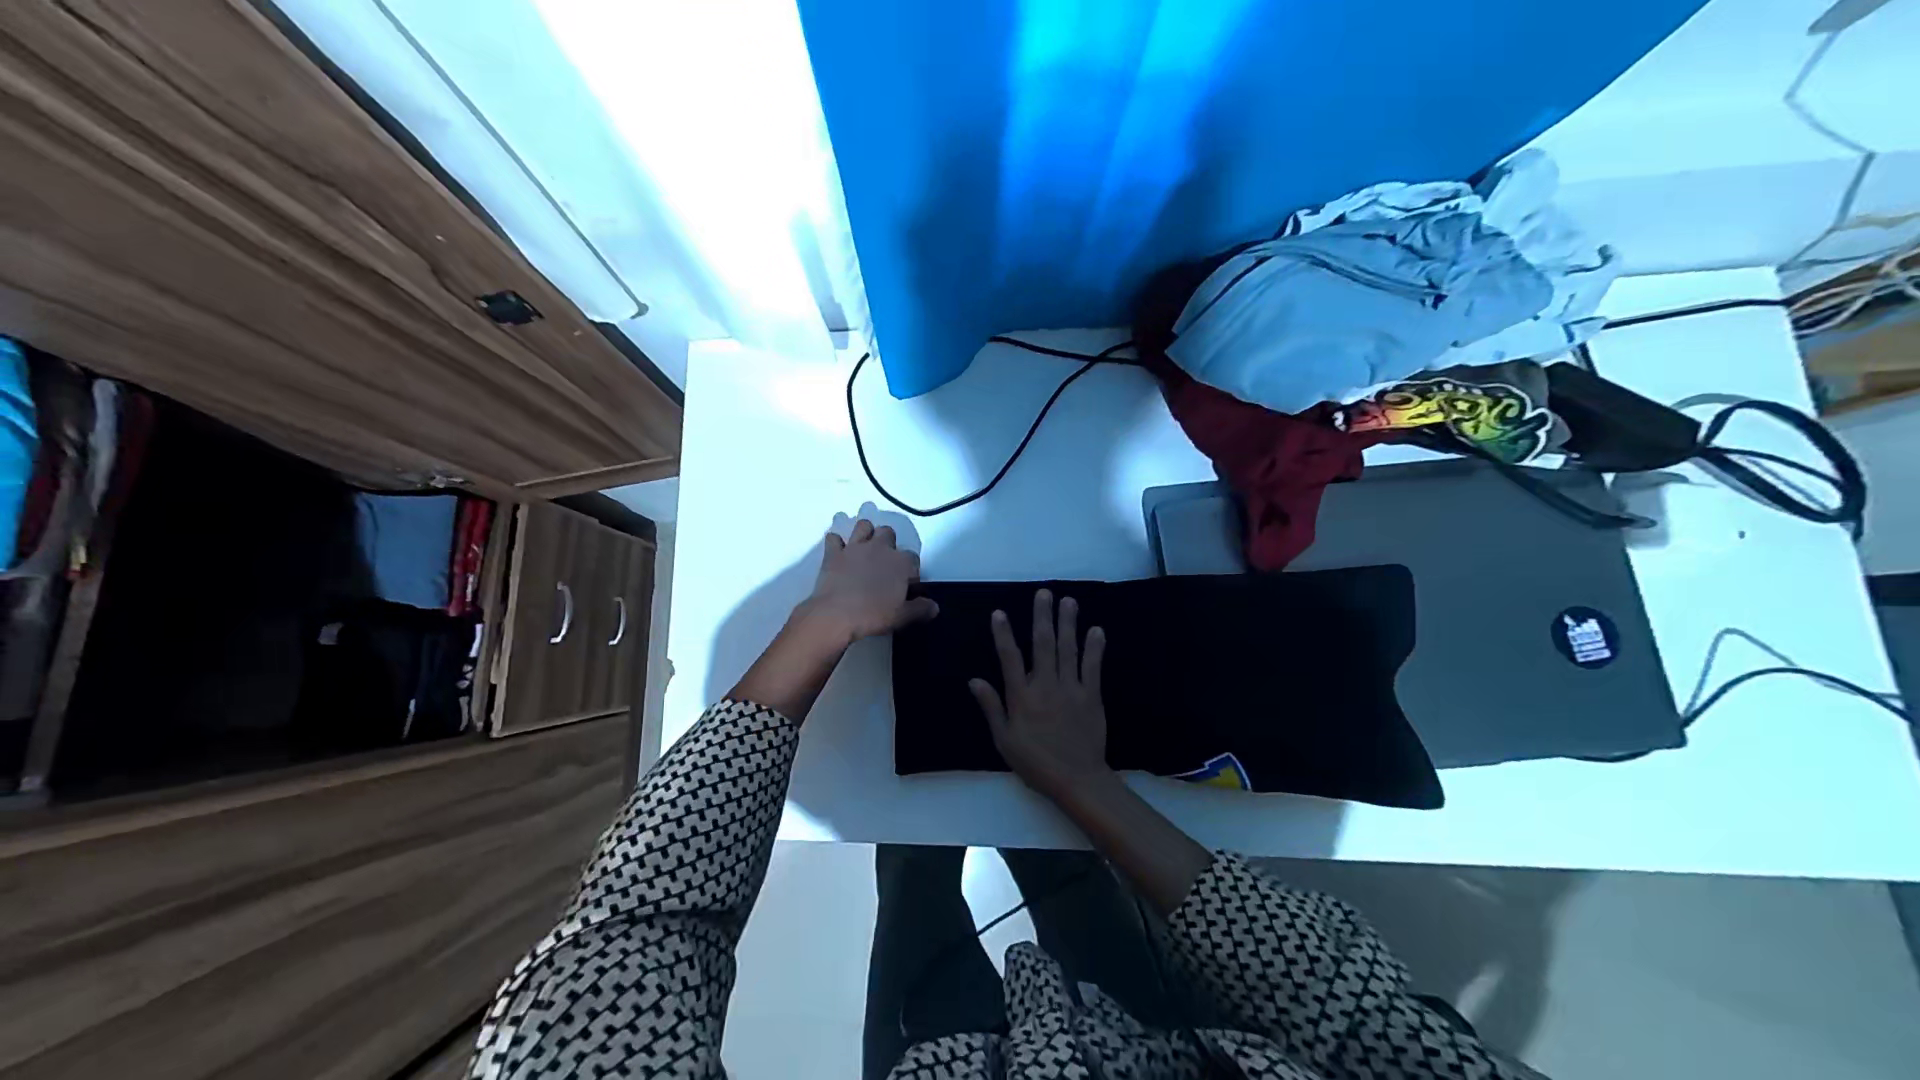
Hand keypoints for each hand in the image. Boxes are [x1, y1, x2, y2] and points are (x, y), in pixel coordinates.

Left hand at [791, 519, 938, 650]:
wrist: (836, 615)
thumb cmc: (873, 615)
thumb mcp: (902, 617)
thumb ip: (921, 609)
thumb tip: (934, 607)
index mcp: (900, 562)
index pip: (913, 559)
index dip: (911, 572)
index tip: (906, 586)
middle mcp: (879, 548)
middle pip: (888, 533)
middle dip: (889, 544)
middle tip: (885, 565)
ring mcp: (855, 548)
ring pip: (863, 526)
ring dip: (865, 534)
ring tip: (865, 550)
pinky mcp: (833, 553)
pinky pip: (834, 539)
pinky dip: (836, 543)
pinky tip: (839, 552)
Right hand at [969, 589, 1109, 800]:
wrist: (1076, 779)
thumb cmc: (1035, 762)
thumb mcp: (1004, 740)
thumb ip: (991, 707)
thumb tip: (974, 680)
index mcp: (1021, 697)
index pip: (1009, 658)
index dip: (1003, 634)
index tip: (999, 612)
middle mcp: (1045, 686)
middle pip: (1043, 644)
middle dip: (1042, 616)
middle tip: (1043, 593)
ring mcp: (1071, 688)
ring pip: (1068, 649)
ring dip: (1068, 623)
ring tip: (1068, 601)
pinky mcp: (1091, 696)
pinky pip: (1093, 666)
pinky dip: (1094, 647)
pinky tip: (1096, 629)